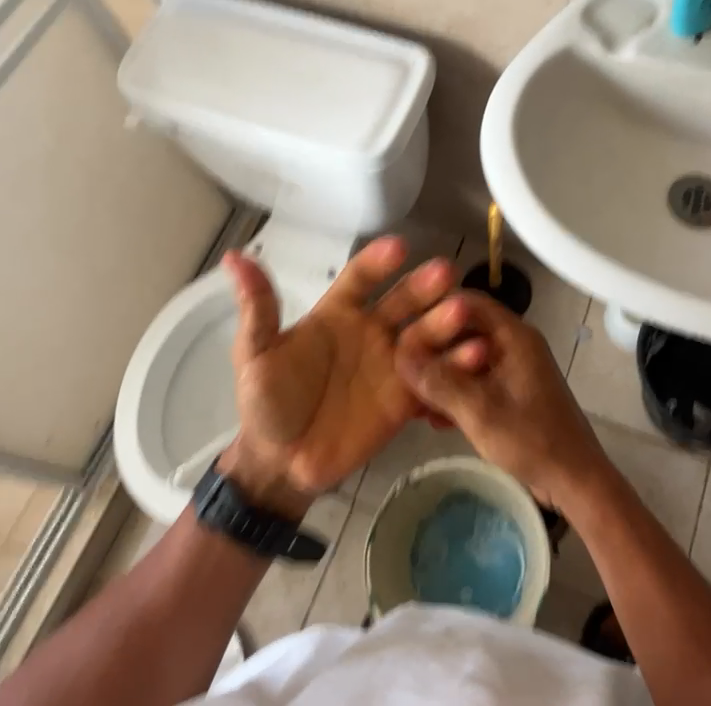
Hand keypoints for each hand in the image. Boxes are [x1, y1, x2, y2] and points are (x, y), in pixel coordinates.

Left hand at [220, 238, 453, 514]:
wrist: (282, 463)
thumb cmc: (267, 403)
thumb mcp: (254, 355)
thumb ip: (257, 308)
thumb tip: (234, 257)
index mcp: (338, 313)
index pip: (361, 278)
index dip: (378, 263)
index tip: (398, 249)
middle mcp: (372, 330)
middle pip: (403, 301)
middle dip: (424, 286)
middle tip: (445, 274)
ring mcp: (394, 362)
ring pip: (425, 334)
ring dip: (445, 321)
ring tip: (463, 312)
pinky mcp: (409, 396)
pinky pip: (436, 376)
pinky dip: (456, 364)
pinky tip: (476, 355)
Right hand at [394, 291, 611, 509]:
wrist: (574, 480)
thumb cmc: (532, 440)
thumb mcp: (480, 412)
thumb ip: (440, 382)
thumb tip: (399, 355)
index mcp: (513, 336)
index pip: (467, 302)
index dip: (432, 309)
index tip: (400, 326)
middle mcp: (513, 344)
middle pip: (463, 330)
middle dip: (431, 349)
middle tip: (398, 366)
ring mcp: (512, 369)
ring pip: (465, 359)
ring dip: (440, 375)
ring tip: (408, 396)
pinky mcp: (510, 393)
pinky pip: (475, 381)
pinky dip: (455, 393)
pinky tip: (431, 416)